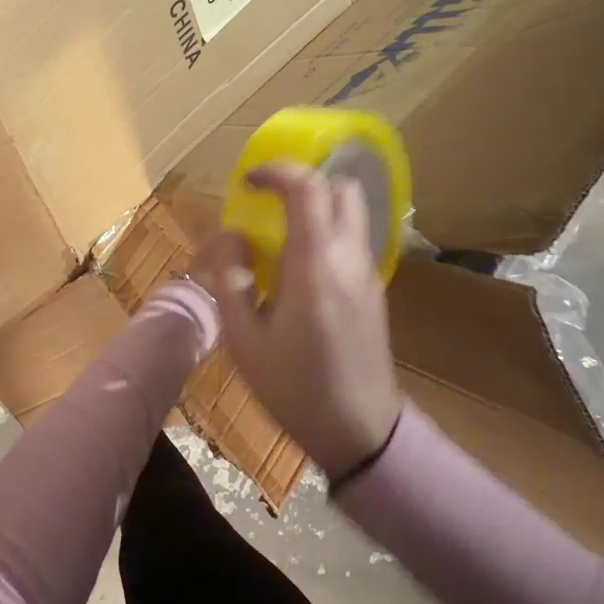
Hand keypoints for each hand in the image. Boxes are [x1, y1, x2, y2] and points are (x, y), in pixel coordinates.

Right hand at [191, 163, 403, 478]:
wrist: (360, 432)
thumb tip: (229, 237)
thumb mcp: (244, 339)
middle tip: (267, 198)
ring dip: (318, 203)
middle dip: (304, 180)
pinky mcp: (374, 291)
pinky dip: (328, 228)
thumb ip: (231, 279)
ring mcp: (367, 273)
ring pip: (353, 211)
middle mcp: (348, 258)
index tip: (247, 181)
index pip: (307, 188)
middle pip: (341, 188)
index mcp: (314, 264)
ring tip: (279, 229)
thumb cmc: (295, 387)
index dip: (276, 171)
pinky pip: (353, 238)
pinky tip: (299, 263)